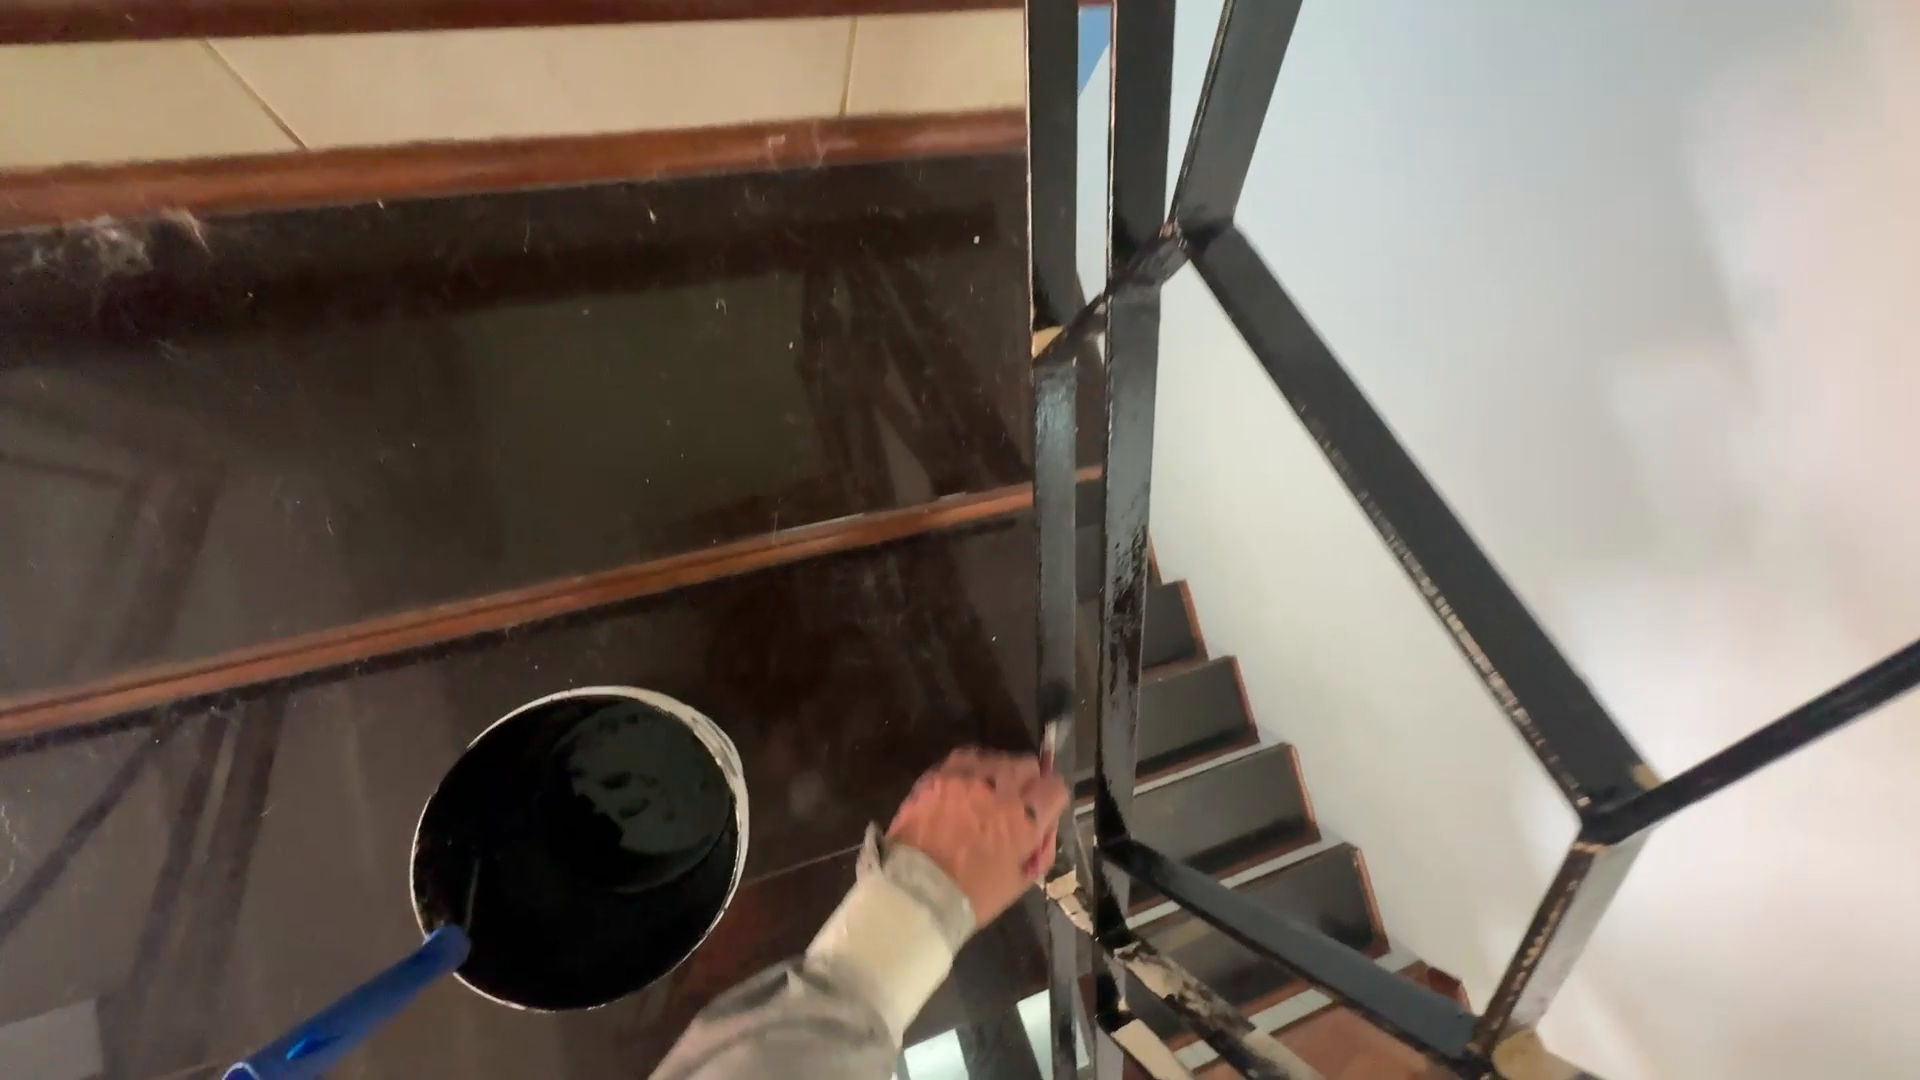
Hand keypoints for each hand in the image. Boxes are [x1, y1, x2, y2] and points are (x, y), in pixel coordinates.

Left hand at [887, 748, 1069, 926]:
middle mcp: (999, 788)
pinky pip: (965, 758)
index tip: (1042, 809)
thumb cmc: (972, 895)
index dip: (1051, 800)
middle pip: (1027, 764)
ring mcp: (967, 776)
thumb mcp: (1020, 879)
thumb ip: (1038, 846)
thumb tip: (1043, 823)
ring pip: (997, 757)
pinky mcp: (939, 773)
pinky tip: (965, 787)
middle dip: (1027, 782)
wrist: (914, 892)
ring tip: (986, 794)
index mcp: (1024, 818)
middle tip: (1014, 802)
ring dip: (997, 773)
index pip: (1056, 788)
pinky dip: (970, 769)